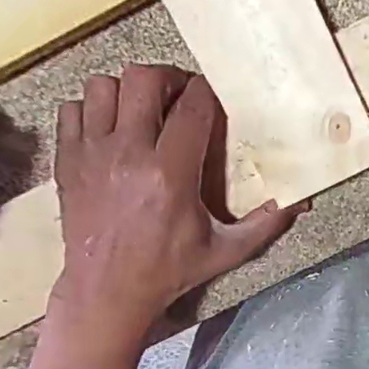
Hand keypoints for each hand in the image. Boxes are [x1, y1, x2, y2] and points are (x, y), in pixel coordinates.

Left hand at [50, 65, 302, 346]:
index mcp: (171, 174)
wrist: (108, 290)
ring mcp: (92, 154)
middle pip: (143, 79)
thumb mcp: (228, 250)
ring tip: (143, 110)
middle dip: (168, 78)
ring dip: (127, 90)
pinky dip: (93, 109)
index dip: (207, 92)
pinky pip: (73, 107)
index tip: (214, 99)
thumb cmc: (171, 269)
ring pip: (103, 86)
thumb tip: (302, 202)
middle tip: (180, 96)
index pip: (193, 107)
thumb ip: (267, 223)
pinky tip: (111, 128)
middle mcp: (128, 154)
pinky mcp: (67, 159)